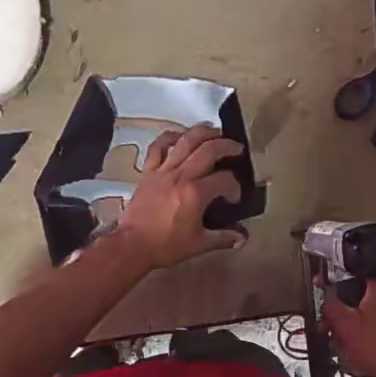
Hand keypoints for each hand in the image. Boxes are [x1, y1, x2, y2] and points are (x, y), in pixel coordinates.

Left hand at [114, 124, 247, 269]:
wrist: (133, 245)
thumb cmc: (167, 245)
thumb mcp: (199, 244)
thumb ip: (223, 238)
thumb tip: (242, 239)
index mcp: (197, 193)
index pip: (225, 180)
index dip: (235, 187)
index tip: (234, 199)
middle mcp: (182, 175)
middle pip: (209, 150)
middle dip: (227, 146)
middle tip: (237, 148)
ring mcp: (163, 170)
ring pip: (186, 141)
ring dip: (203, 132)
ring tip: (215, 131)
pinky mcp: (149, 172)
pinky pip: (158, 147)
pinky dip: (169, 136)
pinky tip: (179, 135)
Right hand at [322, 273, 375, 376]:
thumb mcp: (344, 325)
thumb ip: (330, 303)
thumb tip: (323, 290)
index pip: (354, 269)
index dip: (333, 279)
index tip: (322, 287)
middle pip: (359, 291)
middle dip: (340, 306)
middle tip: (329, 321)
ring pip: (366, 308)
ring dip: (350, 320)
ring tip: (340, 339)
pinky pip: (375, 321)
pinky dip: (362, 330)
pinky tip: (354, 346)